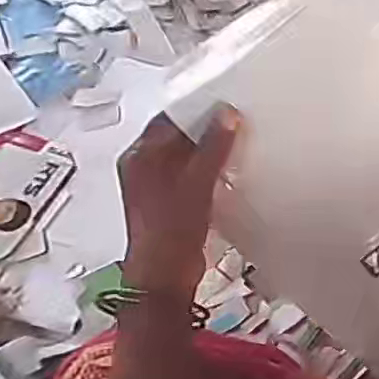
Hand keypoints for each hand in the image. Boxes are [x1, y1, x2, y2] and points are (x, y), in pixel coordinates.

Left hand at [119, 108, 240, 299]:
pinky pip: (194, 179)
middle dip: (206, 132)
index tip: (225, 104)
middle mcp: (145, 168)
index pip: (169, 120)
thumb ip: (212, 147)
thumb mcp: (196, 182)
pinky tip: (230, 176)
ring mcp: (158, 189)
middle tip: (238, 123)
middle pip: (178, 139)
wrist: (165, 275)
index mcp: (140, 156)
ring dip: (211, 154)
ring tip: (239, 147)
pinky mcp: (174, 206)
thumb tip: (226, 114)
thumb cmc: (171, 228)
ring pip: (187, 159)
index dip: (195, 110)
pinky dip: (211, 174)